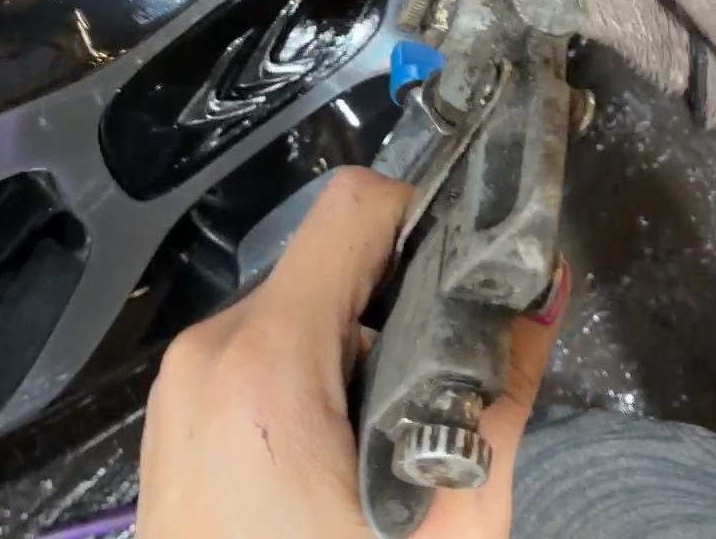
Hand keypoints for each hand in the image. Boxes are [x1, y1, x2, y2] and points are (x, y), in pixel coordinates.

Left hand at [138, 166, 562, 538]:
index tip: (466, 273)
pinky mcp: (173, 418)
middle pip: (327, 264)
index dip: (421, 219)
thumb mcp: (453, 530)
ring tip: (388, 442)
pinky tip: (337, 458)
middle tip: (441, 383)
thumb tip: (542, 295)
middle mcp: (208, 350)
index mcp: (264, 361)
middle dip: (395, 303)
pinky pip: (259, 353)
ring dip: (356, 346)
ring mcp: (179, 385)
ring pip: (297, 309)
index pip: (351, 210)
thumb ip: (501, 399)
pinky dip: (313, 375)